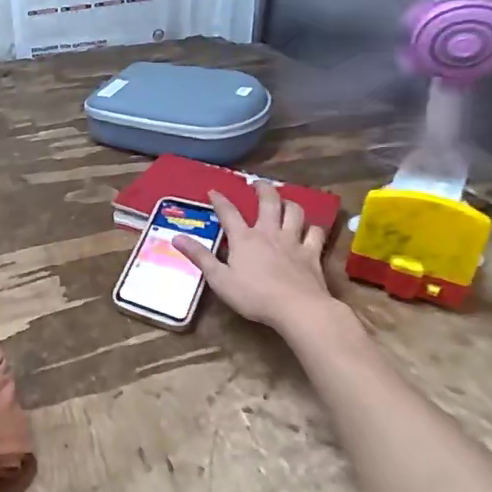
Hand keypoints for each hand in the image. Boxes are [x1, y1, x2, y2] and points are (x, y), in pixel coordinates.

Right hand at [174, 184, 337, 332]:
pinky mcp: (312, 254)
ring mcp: (293, 241)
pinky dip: (311, 227)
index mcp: (244, 238)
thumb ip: (200, 256)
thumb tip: (176, 237)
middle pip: (269, 202)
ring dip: (289, 203)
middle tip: (258, 183)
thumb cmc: (254, 295)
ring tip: (284, 201)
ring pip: (294, 212)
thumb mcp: (219, 279)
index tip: (213, 191)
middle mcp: (269, 233)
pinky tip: (309, 229)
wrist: (298, 308)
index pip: (229, 212)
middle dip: (263, 189)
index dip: (220, 200)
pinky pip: (315, 233)